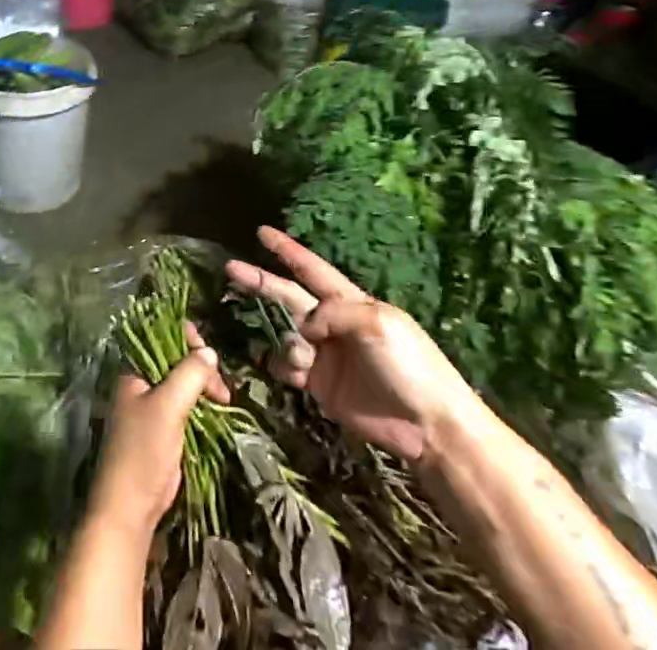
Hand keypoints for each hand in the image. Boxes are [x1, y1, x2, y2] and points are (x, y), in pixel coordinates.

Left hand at [85, 323, 230, 538]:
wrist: (130, 507)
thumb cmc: (143, 450)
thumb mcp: (168, 405)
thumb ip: (190, 373)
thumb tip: (210, 352)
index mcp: (133, 371)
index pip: (161, 336)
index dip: (187, 339)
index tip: (208, 356)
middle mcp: (141, 383)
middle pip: (177, 358)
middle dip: (202, 366)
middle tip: (219, 388)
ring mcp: (152, 405)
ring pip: (184, 381)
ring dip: (205, 385)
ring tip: (223, 399)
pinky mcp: (164, 426)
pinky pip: (187, 402)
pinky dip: (203, 402)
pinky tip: (218, 408)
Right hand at [226, 226, 481, 464]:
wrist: (426, 424)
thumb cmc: (409, 365)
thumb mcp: (378, 323)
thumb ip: (334, 312)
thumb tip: (302, 326)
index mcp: (351, 301)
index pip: (312, 268)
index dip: (287, 250)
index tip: (261, 231)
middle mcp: (333, 322)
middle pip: (288, 296)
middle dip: (261, 283)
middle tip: (230, 269)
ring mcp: (324, 354)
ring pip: (284, 334)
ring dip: (282, 340)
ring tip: (302, 359)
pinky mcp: (320, 385)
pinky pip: (287, 366)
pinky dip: (282, 365)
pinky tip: (295, 373)